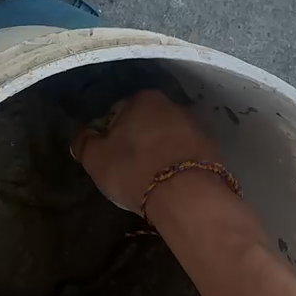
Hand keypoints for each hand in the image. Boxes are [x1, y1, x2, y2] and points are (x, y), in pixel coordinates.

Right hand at [70, 89, 224, 212]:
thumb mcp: (94, 158)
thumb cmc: (134, 170)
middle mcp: (172, 105)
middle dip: (135, 140)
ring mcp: (196, 127)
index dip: (107, 134)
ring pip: (167, 137)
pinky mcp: (212, 150)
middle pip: (144, 122)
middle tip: (126, 168)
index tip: (107, 155)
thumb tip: (82, 134)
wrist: (188, 196)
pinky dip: (176, 164)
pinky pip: (185, 154)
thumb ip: (83, 141)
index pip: (116, 111)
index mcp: (143, 99)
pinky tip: (170, 184)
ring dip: (158, 151)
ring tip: (150, 179)